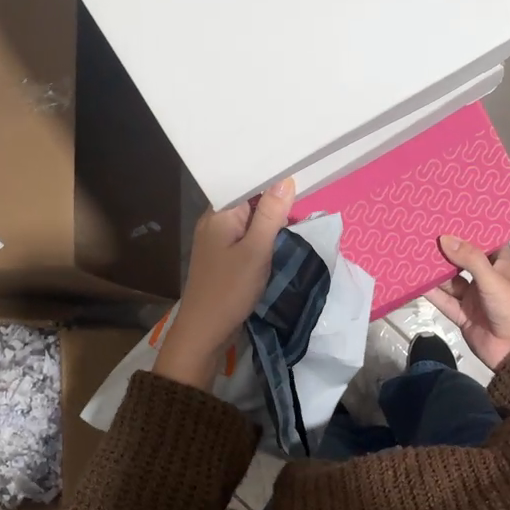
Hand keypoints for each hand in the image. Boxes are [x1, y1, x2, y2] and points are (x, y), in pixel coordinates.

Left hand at [153, 179, 295, 388]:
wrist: (205, 331)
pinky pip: (245, 236)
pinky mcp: (223, 256)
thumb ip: (271, 215)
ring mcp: (217, 239)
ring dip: (270, 221)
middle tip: (305, 198)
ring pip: (249, 219)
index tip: (300, 178)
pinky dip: (262, 237)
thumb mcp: (256, 250)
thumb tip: (286, 180)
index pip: (248, 183)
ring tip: (297, 215)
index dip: (273, 180)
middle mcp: (215, 220)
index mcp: (219, 213)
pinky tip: (279, 238)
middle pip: (249, 200)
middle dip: (274, 201)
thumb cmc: (230, 289)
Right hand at [425, 237, 509, 370]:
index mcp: (501, 267)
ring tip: (415, 251)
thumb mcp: (492, 279)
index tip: (457, 213)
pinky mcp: (461, 315)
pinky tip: (415, 280)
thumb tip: (444, 238)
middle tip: (426, 230)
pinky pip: (443, 300)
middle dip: (448, 248)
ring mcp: (472, 297)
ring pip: (450, 280)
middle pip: (464, 260)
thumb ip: (470, 259)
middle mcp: (485, 279)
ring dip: (436, 270)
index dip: (477, 228)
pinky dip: (431, 292)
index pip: (490, 241)